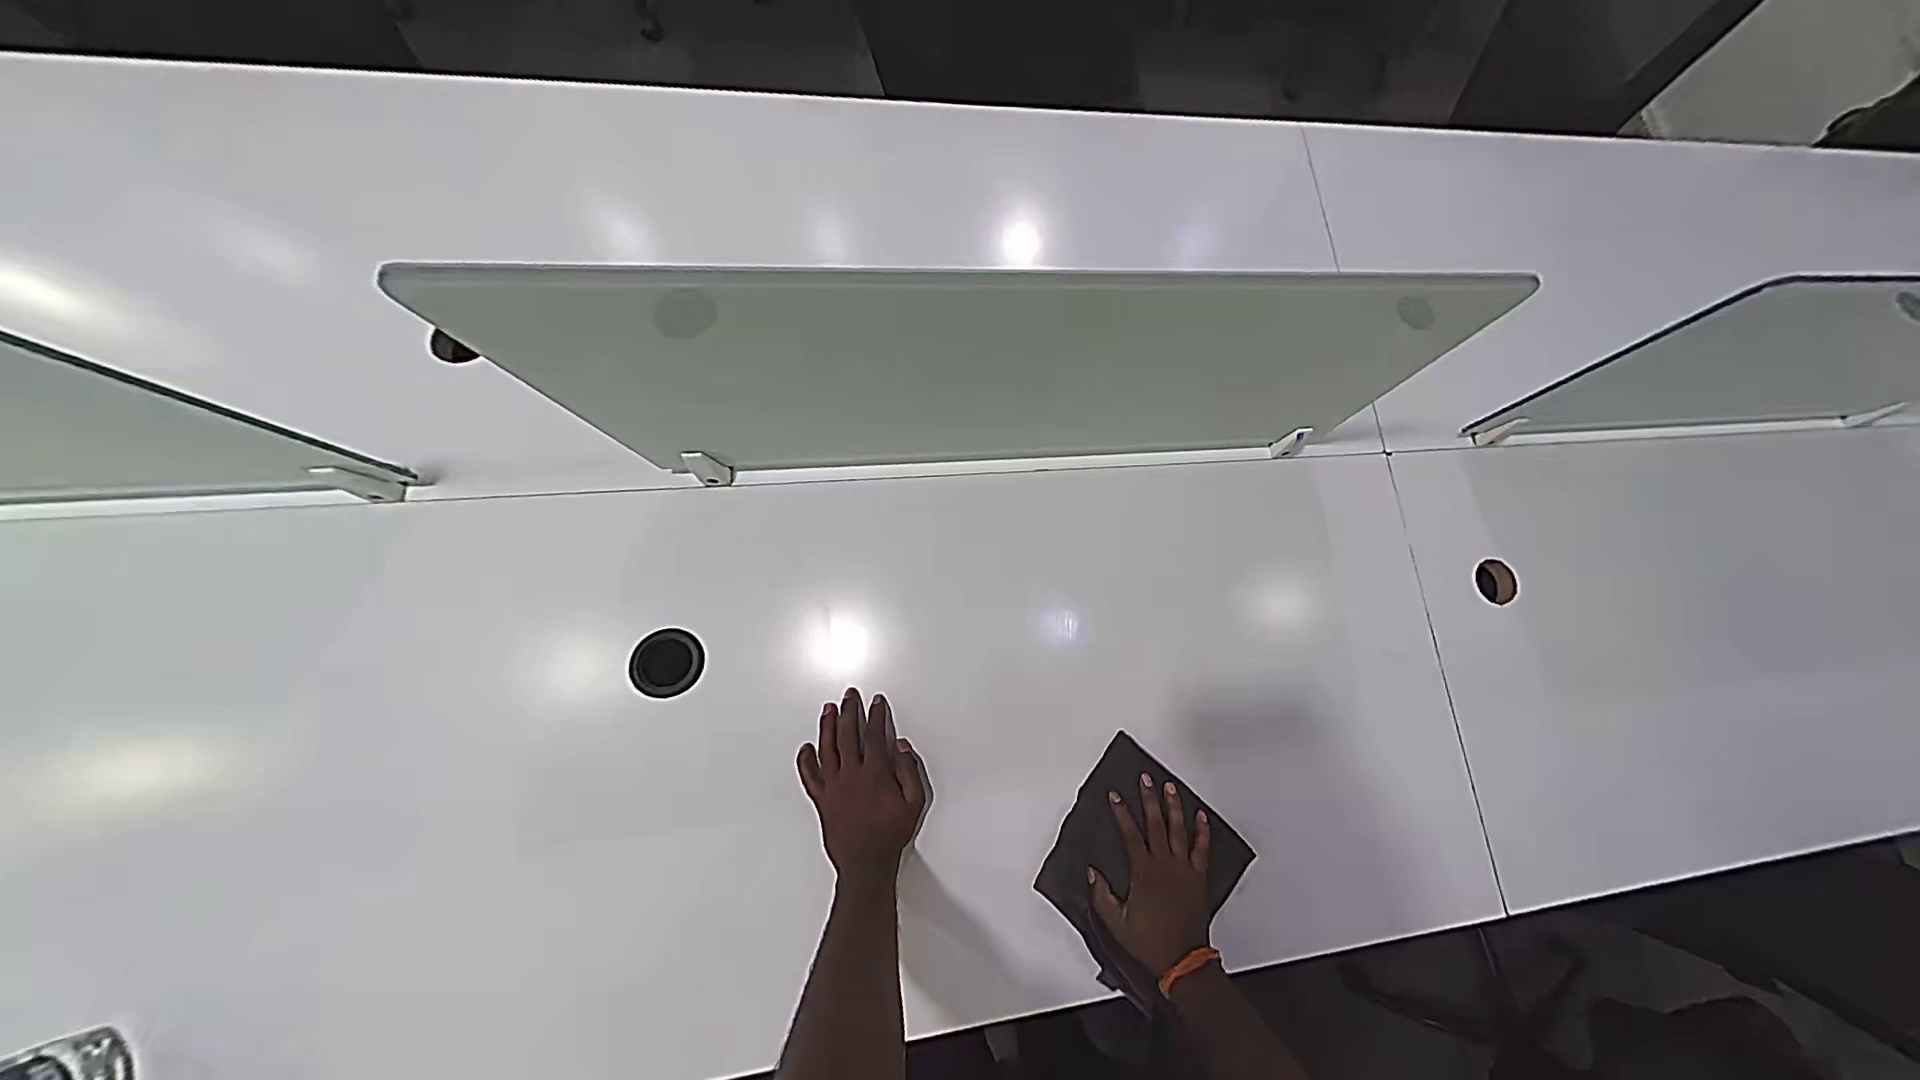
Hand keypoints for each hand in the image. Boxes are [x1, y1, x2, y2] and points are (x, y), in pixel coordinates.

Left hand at [797, 688, 926, 886]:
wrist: (865, 864)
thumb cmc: (890, 835)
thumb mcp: (914, 803)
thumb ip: (908, 771)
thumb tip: (900, 747)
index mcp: (875, 773)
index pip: (876, 735)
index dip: (877, 715)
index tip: (877, 702)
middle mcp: (852, 775)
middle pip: (849, 734)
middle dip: (850, 711)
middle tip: (850, 696)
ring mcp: (834, 786)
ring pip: (827, 748)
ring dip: (828, 726)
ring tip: (829, 709)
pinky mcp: (822, 799)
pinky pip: (810, 776)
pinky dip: (806, 760)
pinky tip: (806, 748)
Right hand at [1089, 772, 1212, 974]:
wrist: (1183, 962)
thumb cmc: (1150, 942)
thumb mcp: (1116, 923)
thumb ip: (1101, 896)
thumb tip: (1092, 873)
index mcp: (1144, 873)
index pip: (1131, 834)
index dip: (1122, 813)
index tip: (1115, 796)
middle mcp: (1165, 866)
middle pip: (1156, 823)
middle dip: (1149, 799)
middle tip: (1145, 779)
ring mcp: (1184, 870)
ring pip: (1179, 830)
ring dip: (1174, 806)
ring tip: (1170, 788)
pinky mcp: (1198, 878)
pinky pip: (1202, 849)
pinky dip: (1202, 831)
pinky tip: (1200, 816)